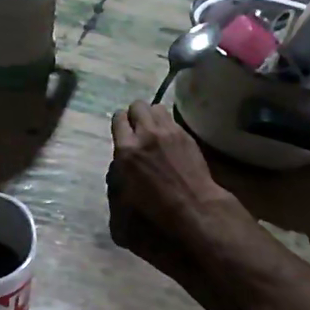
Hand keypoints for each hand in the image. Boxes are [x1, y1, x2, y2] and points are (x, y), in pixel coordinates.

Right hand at [110, 102, 237, 232]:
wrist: (192, 203)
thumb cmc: (156, 204)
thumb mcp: (127, 188)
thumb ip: (122, 164)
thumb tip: (123, 154)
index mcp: (127, 149)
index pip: (118, 119)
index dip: (120, 122)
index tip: (124, 129)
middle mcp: (146, 133)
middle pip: (137, 105)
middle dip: (136, 114)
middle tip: (139, 127)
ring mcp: (168, 131)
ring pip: (156, 107)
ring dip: (152, 115)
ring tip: (155, 129)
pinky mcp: (184, 133)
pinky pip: (172, 119)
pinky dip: (167, 124)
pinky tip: (169, 139)